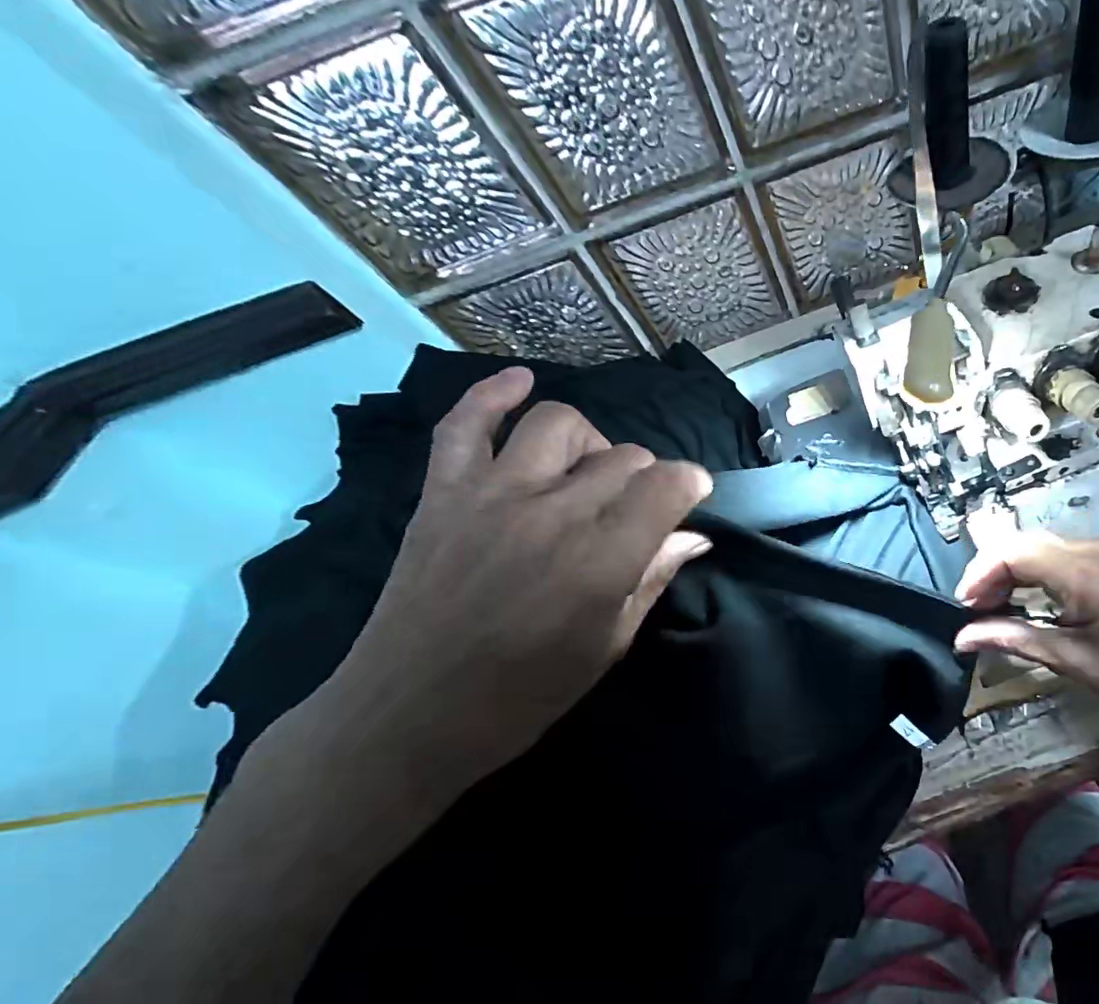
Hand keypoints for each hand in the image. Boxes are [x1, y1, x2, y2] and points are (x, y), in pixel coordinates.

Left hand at [304, 366, 714, 803]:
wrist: (406, 717)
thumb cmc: (519, 698)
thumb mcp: (604, 650)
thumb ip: (650, 581)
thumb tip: (693, 537)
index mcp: (598, 562)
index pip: (666, 487)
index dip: (690, 483)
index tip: (691, 495)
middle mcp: (552, 514)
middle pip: (622, 457)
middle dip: (645, 476)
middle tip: (635, 509)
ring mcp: (492, 495)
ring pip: (559, 424)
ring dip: (590, 442)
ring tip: (587, 473)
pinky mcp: (443, 492)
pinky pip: (466, 424)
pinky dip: (493, 394)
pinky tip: (520, 382)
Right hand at [954, 532, 1098, 727]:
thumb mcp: (1072, 660)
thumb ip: (1012, 639)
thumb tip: (961, 638)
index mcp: (1083, 572)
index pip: (1012, 554)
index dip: (979, 576)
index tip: (964, 608)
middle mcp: (1091, 550)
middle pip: (1021, 544)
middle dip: (989, 573)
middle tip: (973, 610)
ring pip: (1036, 546)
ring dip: (1008, 571)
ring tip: (991, 606)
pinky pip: (1054, 554)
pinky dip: (1030, 572)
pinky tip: (1022, 598)